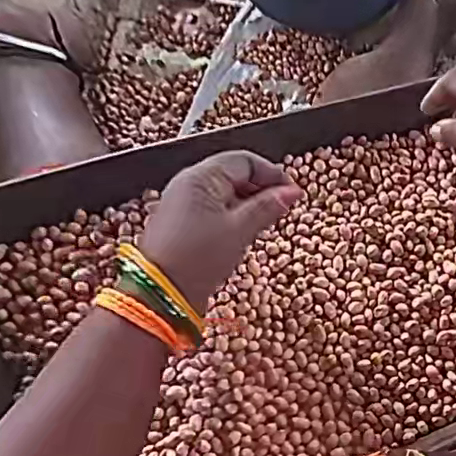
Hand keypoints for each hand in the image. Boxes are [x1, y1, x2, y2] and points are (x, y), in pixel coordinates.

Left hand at [139, 152, 303, 311]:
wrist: (162, 294)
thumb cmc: (197, 260)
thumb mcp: (239, 231)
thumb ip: (267, 208)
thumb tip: (291, 192)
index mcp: (201, 177)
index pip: (244, 161)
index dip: (273, 174)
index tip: (293, 193)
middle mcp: (188, 185)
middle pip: (233, 175)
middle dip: (261, 190)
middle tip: (282, 210)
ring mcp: (182, 205)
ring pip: (224, 195)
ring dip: (248, 206)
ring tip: (266, 225)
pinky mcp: (181, 225)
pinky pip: (213, 212)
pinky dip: (232, 219)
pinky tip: (242, 236)